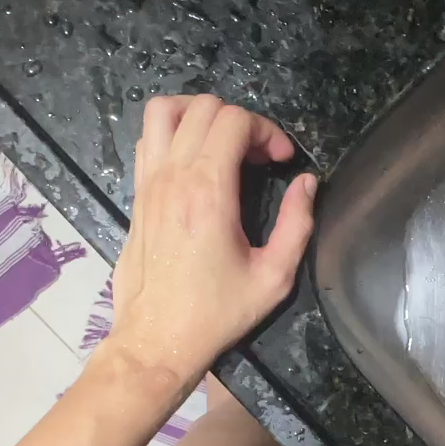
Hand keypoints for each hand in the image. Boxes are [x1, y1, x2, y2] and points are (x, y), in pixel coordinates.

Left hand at [98, 95, 316, 390]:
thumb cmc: (217, 313)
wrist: (159, 338)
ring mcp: (149, 183)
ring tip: (222, 143)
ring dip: (199, 114)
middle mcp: (173, 176)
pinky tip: (194, 163)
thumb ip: (297, 225)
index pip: (235, 121)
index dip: (267, 130)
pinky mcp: (137, 196)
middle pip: (204, 107)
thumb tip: (307, 185)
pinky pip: (148, 139)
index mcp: (209, 191)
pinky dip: (173, 134)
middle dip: (240, 121)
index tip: (282, 161)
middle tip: (259, 157)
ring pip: (165, 111)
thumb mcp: (273, 278)